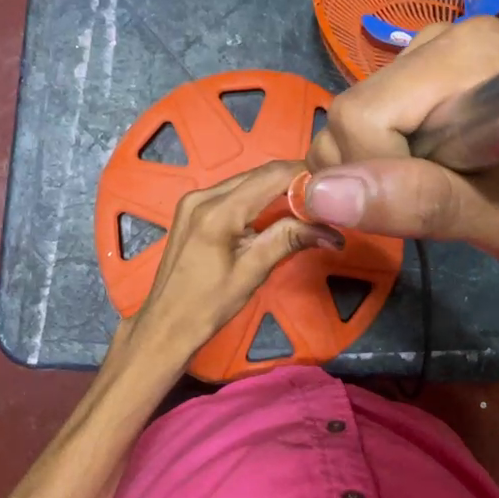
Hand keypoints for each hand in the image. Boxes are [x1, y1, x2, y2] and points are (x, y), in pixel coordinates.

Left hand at [129, 160, 344, 361]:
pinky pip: (234, 191)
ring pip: (247, 180)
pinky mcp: (193, 206)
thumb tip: (331, 230)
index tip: (333, 184)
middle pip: (259, 174)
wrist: (165, 323)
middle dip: (294, 181)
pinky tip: (277, 209)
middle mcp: (203, 195)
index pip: (271, 176)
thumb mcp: (253, 272)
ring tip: (309, 203)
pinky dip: (258, 195)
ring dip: (277, 187)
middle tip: (326, 196)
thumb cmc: (208, 306)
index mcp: (218, 211)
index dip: (305, 174)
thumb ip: (288, 239)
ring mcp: (195, 198)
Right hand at [304, 19, 498, 277]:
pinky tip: (417, 172)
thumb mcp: (494, 218)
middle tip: (437, 196)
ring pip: (341, 125)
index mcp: (467, 52)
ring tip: (433, 186)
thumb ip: (418, 201)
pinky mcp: (405, 80)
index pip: (363, 114)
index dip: (379, 170)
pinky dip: (368, 165)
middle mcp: (437, 40)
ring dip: (369, 174)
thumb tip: (320, 195)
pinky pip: (349, 127)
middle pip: (347, 114)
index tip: (436, 198)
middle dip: (374, 173)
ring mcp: (418, 57)